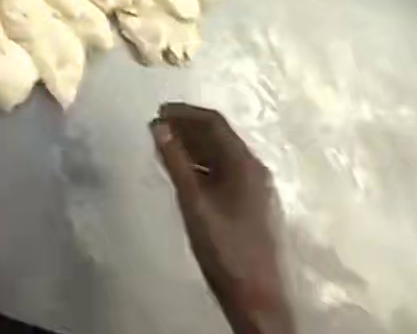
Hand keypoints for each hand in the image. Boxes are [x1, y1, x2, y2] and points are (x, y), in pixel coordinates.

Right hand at [151, 104, 293, 333]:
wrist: (260, 305)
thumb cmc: (225, 249)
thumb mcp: (194, 202)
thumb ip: (175, 161)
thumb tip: (157, 124)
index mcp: (247, 166)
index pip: (215, 122)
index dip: (184, 111)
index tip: (157, 111)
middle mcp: (256, 172)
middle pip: (219, 136)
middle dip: (187, 127)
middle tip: (156, 127)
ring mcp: (256, 191)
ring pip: (221, 155)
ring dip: (192, 146)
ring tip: (164, 147)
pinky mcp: (252, 207)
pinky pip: (224, 172)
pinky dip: (201, 164)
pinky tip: (182, 172)